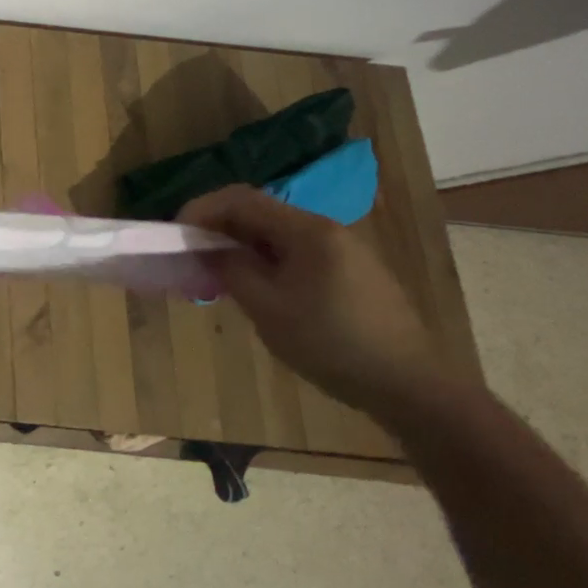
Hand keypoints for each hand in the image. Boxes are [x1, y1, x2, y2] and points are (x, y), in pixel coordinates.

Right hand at [178, 186, 449, 417]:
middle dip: (217, 228)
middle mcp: (327, 231)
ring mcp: (344, 252)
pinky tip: (255, 288)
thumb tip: (205, 249)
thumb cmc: (331, 344)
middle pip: (258, 212)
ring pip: (275, 234)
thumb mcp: (267, 307)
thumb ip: (230, 268)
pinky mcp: (351, 273)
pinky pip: (295, 252)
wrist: (411, 388)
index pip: (240, 200)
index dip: (200, 211)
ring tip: (216, 275)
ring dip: (239, 246)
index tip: (176, 237)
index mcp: (308, 231)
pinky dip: (264, 260)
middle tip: (191, 257)